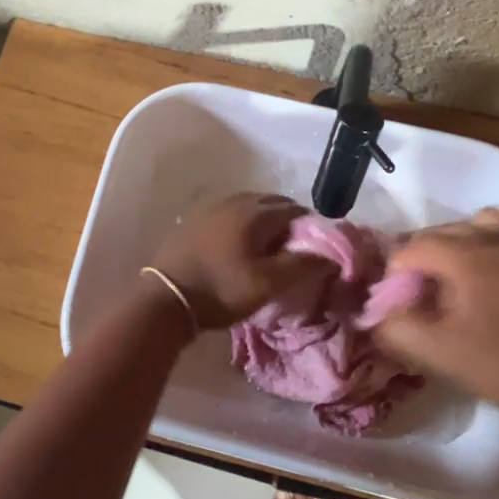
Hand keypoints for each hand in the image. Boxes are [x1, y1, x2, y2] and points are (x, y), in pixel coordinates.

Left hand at [148, 193, 327, 329]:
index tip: (315, 248)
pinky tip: (239, 246)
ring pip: (248, 207)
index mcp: (255, 211)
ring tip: (268, 249)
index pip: (294, 209)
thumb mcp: (268, 283)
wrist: (166, 298)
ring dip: (263, 222)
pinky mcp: (193, 220)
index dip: (310, 226)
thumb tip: (331, 255)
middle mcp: (234, 200)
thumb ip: (302, 266)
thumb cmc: (222, 289)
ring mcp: (210, 207)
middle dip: (287, 221)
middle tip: (294, 249)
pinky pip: (228, 214)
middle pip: (271, 203)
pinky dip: (241, 224)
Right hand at [372, 208, 498, 422]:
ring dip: (460, 254)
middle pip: (446, 231)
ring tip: (458, 293)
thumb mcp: (443, 355)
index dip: (393, 274)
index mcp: (466, 253)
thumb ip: (398, 330)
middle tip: (418, 299)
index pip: (412, 246)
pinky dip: (494, 264)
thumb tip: (379, 317)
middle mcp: (498, 239)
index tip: (393, 305)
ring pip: (483, 233)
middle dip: (423, 259)